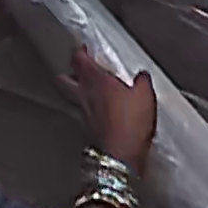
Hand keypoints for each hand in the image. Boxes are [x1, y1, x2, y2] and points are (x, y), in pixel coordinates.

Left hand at [71, 46, 155, 169]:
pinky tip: (96, 112)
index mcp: (95, 79)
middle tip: (77, 69)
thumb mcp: (144, 95)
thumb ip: (142, 81)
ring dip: (74, 91)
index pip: (78, 60)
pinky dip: (85, 109)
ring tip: (85, 89)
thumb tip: (141, 75)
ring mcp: (82, 114)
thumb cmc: (131, 120)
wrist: (121, 158)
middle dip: (67, 72)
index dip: (79, 52)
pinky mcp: (85, 131)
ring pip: (70, 97)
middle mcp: (83, 94)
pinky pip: (80, 113)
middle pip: (63, 79)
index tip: (83, 49)